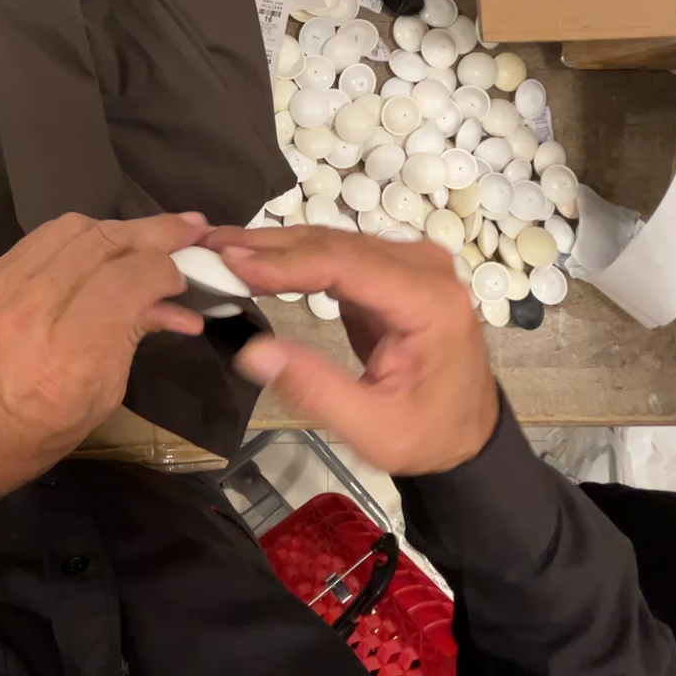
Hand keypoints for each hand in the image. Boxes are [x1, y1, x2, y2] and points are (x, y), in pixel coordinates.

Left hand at [0, 212, 208, 499]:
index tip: (186, 275)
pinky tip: (106, 245)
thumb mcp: (101, 398)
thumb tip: (172, 305)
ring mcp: (6, 284)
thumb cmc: (36, 434)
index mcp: (70, 352)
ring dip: (120, 228)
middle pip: (105, 242)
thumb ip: (133, 339)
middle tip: (192, 226)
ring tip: (150, 237)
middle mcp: (36, 306)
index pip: (129, 280)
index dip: (167, 268)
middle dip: (156, 231)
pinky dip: (84, 234)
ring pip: (75, 228)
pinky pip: (45, 235)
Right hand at [204, 227, 499, 475]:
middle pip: (333, 244)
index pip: (344, 264)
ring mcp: (409, 263)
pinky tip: (255, 262)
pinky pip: (335, 253)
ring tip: (220, 249)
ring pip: (330, 241)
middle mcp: (423, 268)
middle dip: (266, 246)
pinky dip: (291, 256)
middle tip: (207, 246)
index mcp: (428, 302)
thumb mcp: (372, 429)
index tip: (229, 261)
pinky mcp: (392, 268)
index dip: (283, 261)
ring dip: (273, 246)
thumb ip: (314, 388)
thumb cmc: (425, 434)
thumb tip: (251, 352)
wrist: (467, 433)